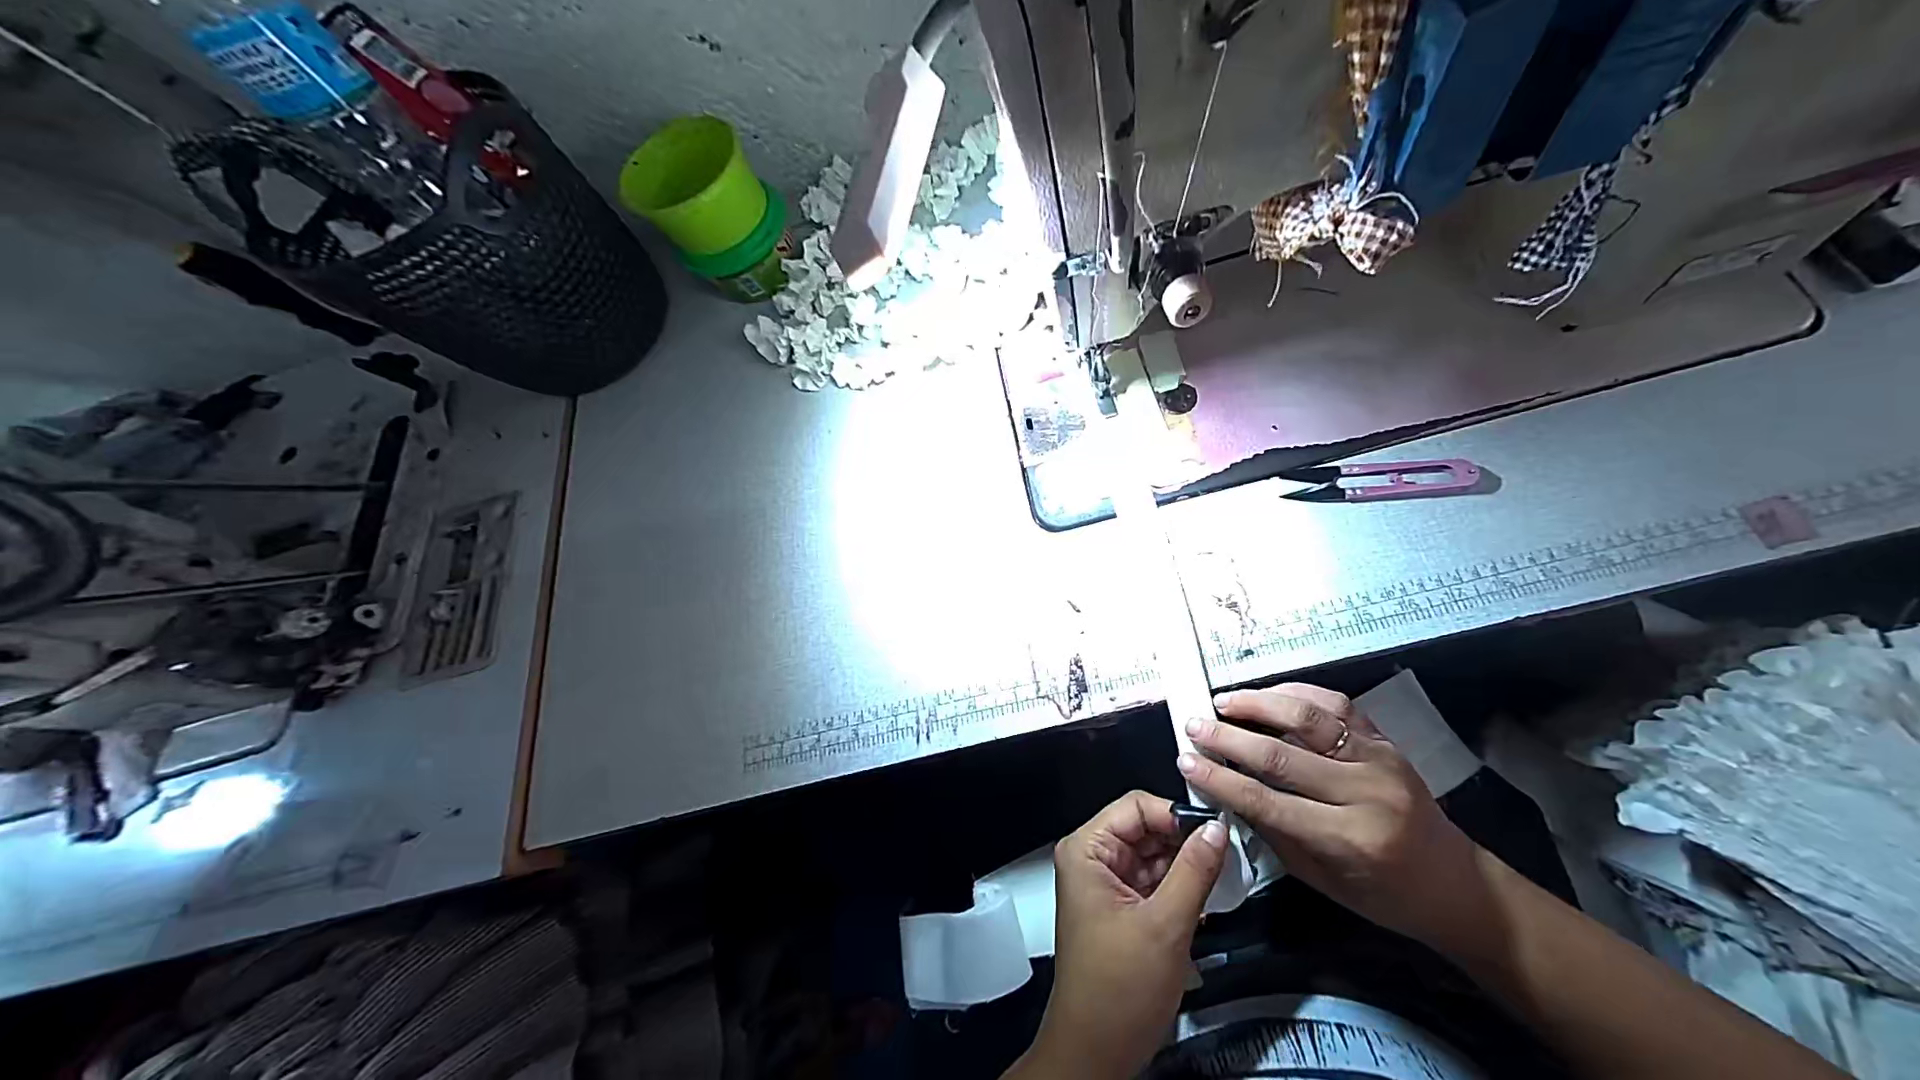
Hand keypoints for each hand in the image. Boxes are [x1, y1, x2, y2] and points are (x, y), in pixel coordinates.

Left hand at [1013, 791, 1227, 1079]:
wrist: (1097, 1050)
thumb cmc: (1118, 989)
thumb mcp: (1165, 925)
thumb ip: (1194, 870)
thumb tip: (1218, 828)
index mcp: (1087, 850)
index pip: (1136, 806)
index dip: (1176, 813)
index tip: (1217, 830)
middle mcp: (1092, 858)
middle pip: (1146, 827)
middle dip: (1186, 840)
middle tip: (1229, 855)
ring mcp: (1107, 882)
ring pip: (1155, 854)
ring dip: (1188, 864)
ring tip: (1224, 877)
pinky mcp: (1122, 906)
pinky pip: (1155, 880)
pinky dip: (1181, 886)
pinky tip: (1209, 896)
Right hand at [1176, 683, 1487, 947]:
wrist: (1454, 883)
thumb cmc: (1382, 892)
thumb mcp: (1320, 877)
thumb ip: (1272, 829)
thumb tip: (1225, 789)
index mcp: (1351, 838)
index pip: (1269, 802)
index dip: (1221, 780)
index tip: (1186, 761)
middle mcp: (1368, 793)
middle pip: (1283, 755)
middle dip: (1230, 738)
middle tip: (1195, 726)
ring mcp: (1381, 760)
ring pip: (1310, 718)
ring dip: (1260, 704)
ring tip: (1224, 701)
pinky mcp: (1386, 740)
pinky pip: (1337, 705)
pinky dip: (1298, 692)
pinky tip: (1268, 693)